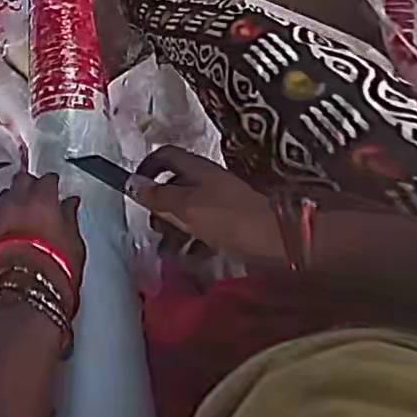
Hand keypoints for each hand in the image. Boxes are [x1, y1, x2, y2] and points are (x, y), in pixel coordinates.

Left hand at [0, 172, 84, 302]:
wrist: (28, 287)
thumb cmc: (54, 266)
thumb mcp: (74, 240)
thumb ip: (69, 216)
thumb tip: (70, 205)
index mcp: (43, 198)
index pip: (47, 179)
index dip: (51, 183)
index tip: (54, 186)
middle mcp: (18, 200)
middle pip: (21, 180)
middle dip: (29, 183)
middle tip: (37, 193)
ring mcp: (1, 213)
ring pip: (6, 195)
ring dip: (14, 199)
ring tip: (23, 210)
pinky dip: (4, 217)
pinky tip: (11, 227)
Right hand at [128, 146, 286, 266]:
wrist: (285, 244)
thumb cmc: (230, 220)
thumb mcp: (186, 207)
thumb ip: (157, 196)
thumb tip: (130, 183)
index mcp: (196, 169)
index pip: (165, 156)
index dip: (147, 167)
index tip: (136, 189)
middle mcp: (209, 181)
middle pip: (175, 186)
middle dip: (159, 207)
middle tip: (153, 228)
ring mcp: (224, 203)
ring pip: (189, 211)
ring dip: (174, 229)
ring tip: (167, 252)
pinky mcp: (236, 225)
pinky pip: (205, 230)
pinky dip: (193, 243)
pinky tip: (190, 260)